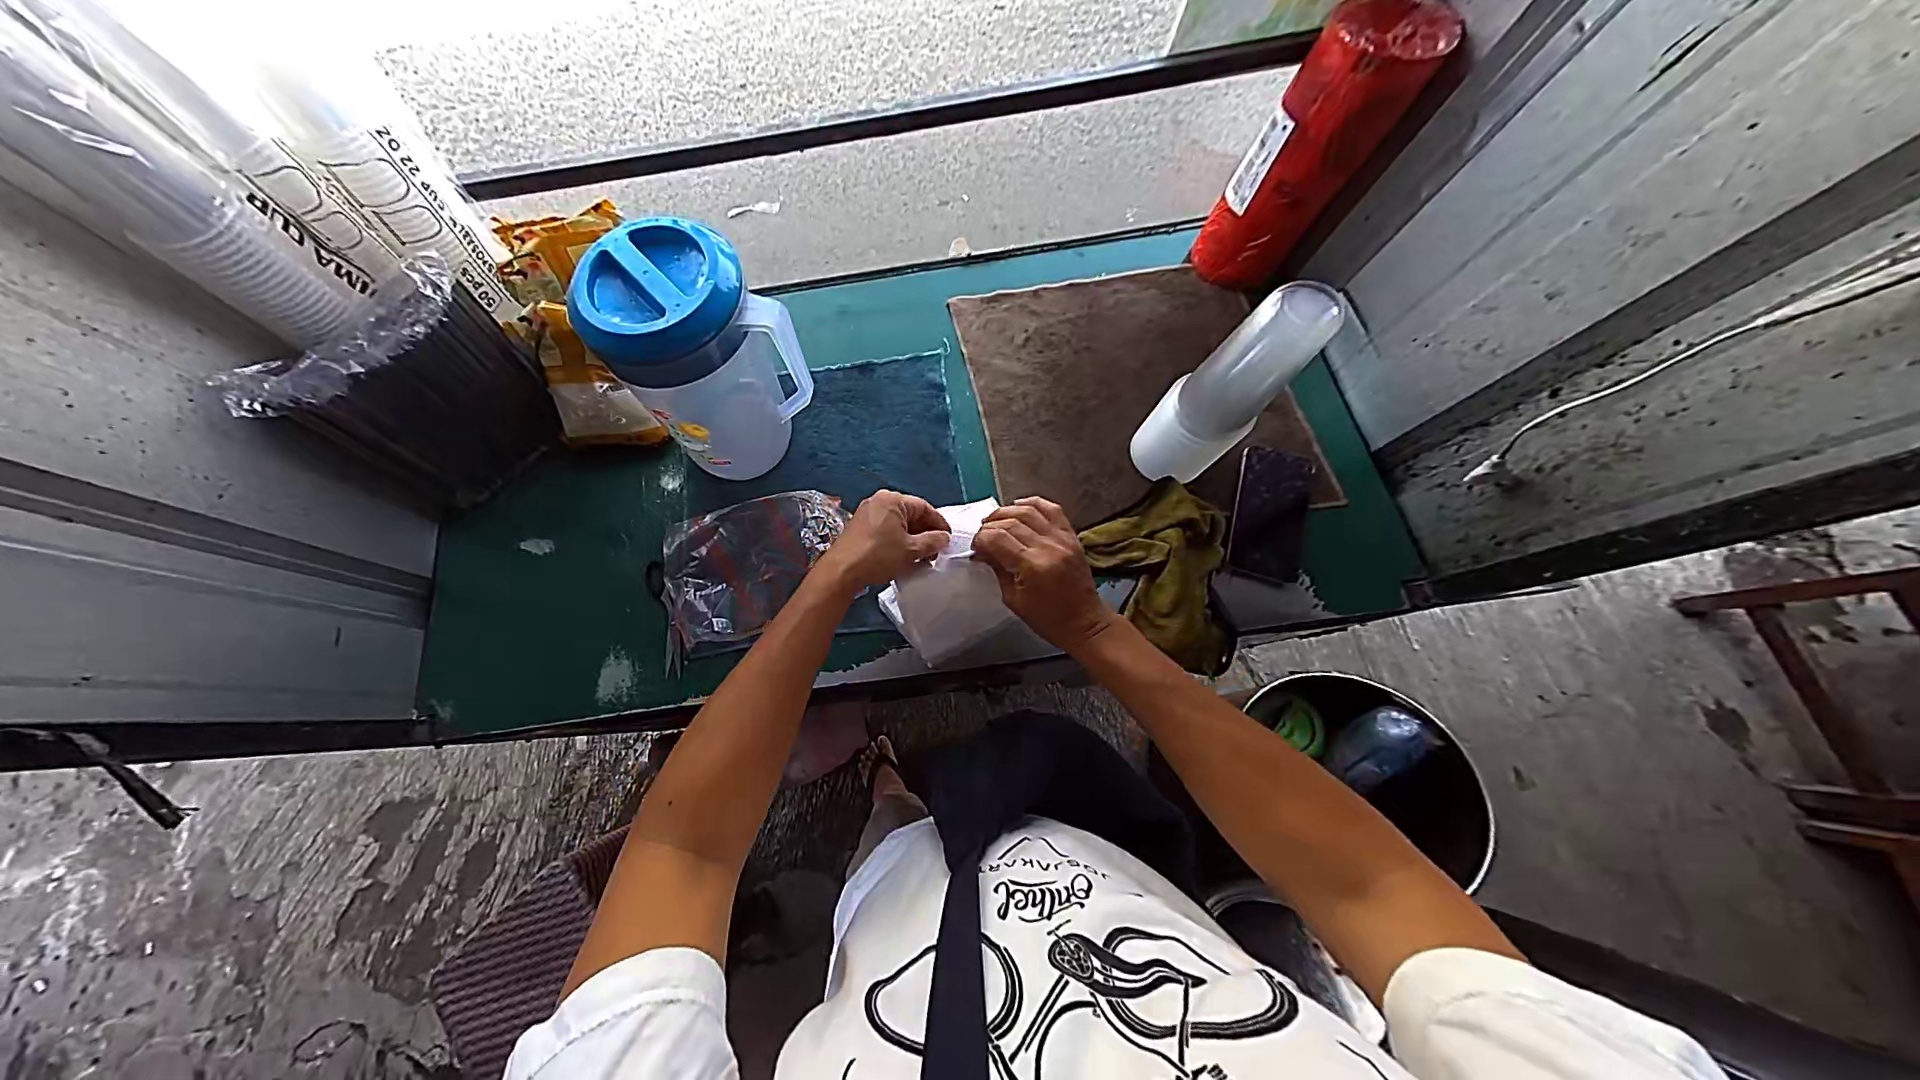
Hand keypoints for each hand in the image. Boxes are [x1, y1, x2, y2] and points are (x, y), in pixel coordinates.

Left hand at [816, 490, 951, 589]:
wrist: (841, 572)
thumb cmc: (878, 556)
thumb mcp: (911, 550)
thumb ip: (933, 541)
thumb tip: (944, 538)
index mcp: (892, 500)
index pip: (924, 507)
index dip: (939, 524)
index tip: (948, 539)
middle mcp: (878, 501)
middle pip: (911, 514)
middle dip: (926, 533)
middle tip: (936, 550)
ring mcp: (867, 514)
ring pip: (899, 523)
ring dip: (913, 539)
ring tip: (922, 556)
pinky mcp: (860, 527)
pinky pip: (886, 529)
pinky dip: (898, 540)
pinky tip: (905, 556)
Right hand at [970, 497, 1120, 651]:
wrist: (1085, 622)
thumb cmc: (1047, 619)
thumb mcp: (1014, 599)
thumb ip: (998, 569)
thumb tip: (982, 552)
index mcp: (1032, 566)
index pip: (998, 538)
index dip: (980, 538)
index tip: (975, 546)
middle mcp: (1048, 547)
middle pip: (1011, 522)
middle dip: (990, 525)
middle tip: (981, 534)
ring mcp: (1062, 539)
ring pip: (1029, 511)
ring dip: (1007, 511)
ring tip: (995, 520)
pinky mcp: (1072, 536)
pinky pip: (1052, 510)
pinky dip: (1034, 503)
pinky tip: (1019, 506)